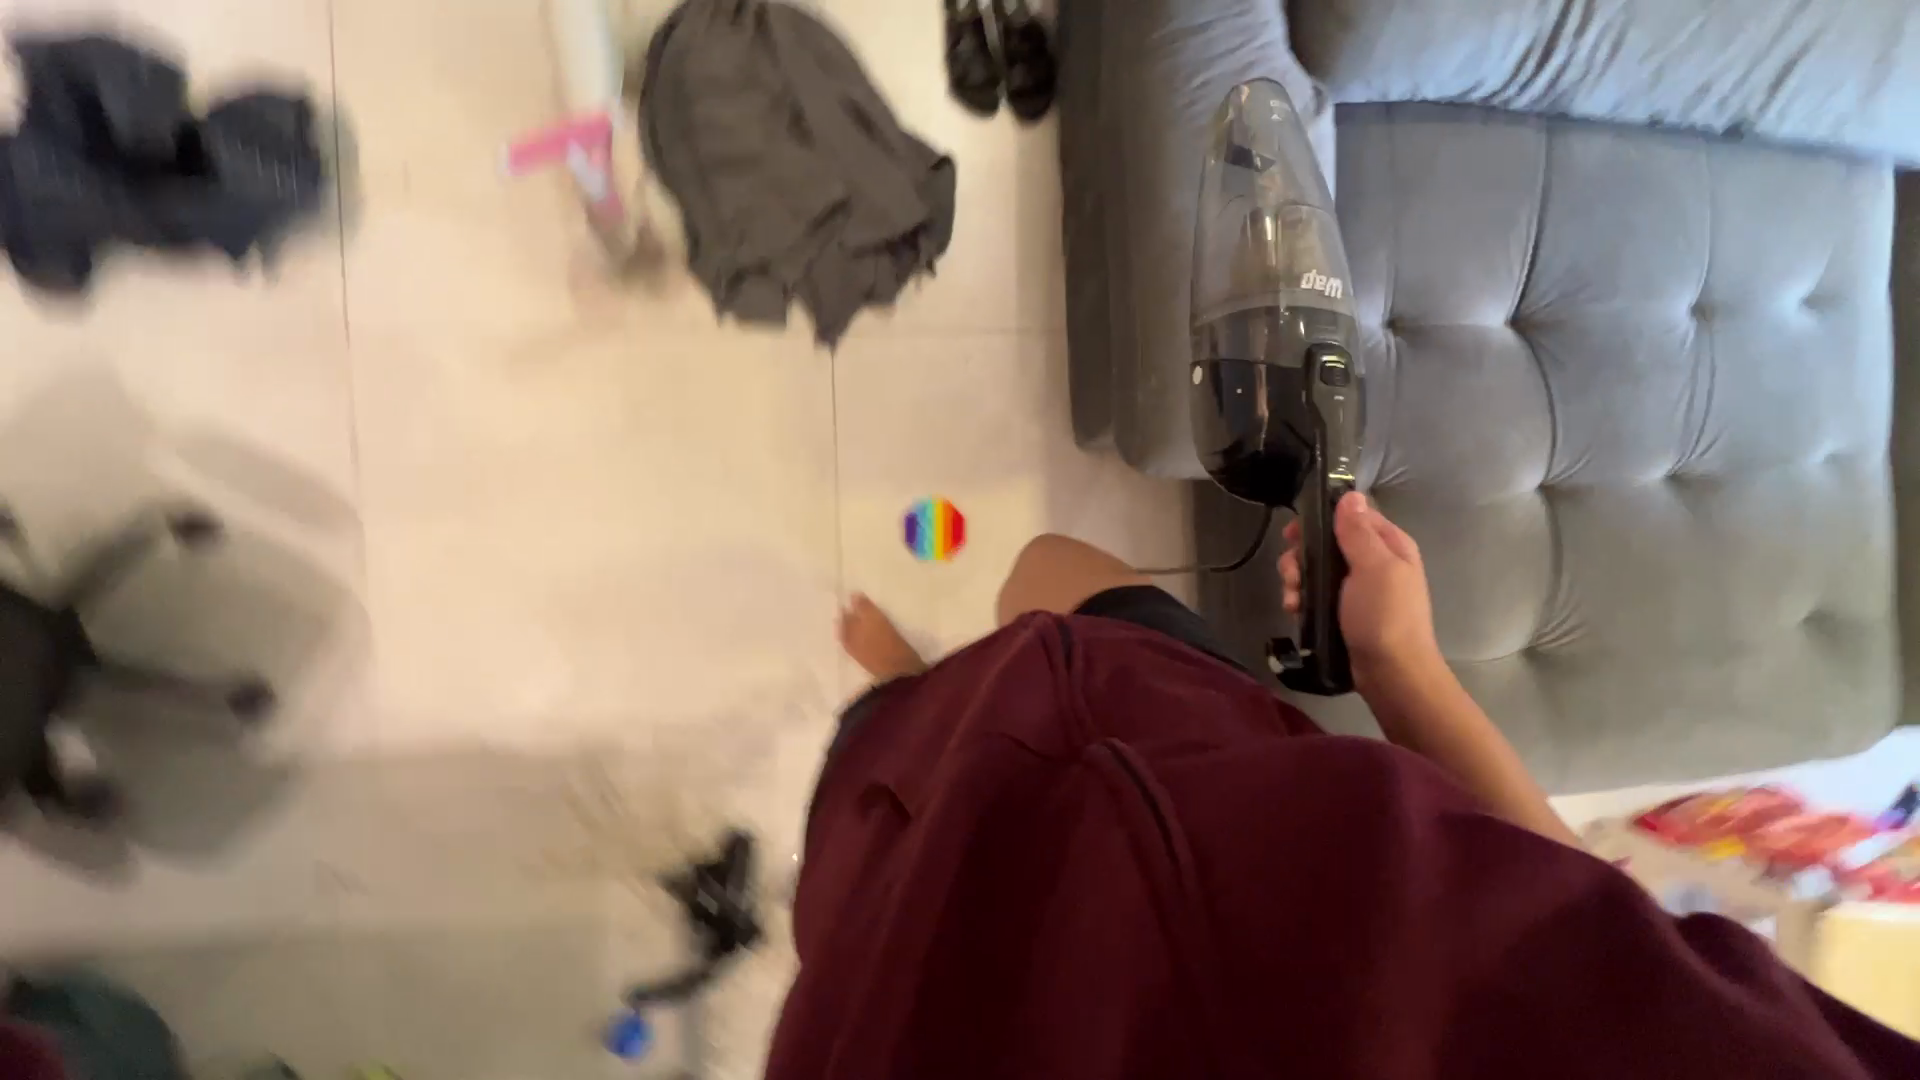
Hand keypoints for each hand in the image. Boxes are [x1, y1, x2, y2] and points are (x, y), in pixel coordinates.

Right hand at [1280, 492, 1442, 686]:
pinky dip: (1299, 598)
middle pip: (1325, 542)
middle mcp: (1373, 561)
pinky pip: (1313, 592)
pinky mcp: (1340, 608)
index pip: (1350, 515)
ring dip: (1295, 579)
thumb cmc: (1385, 617)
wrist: (1390, 672)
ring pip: (1314, 567)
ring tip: (1292, 599)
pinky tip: (1294, 610)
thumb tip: (1349, 494)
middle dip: (1301, 555)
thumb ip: (1358, 532)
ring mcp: (1355, 586)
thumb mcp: (1374, 568)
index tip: (1293, 534)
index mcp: (1388, 545)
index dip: (1320, 519)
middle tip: (1293, 574)